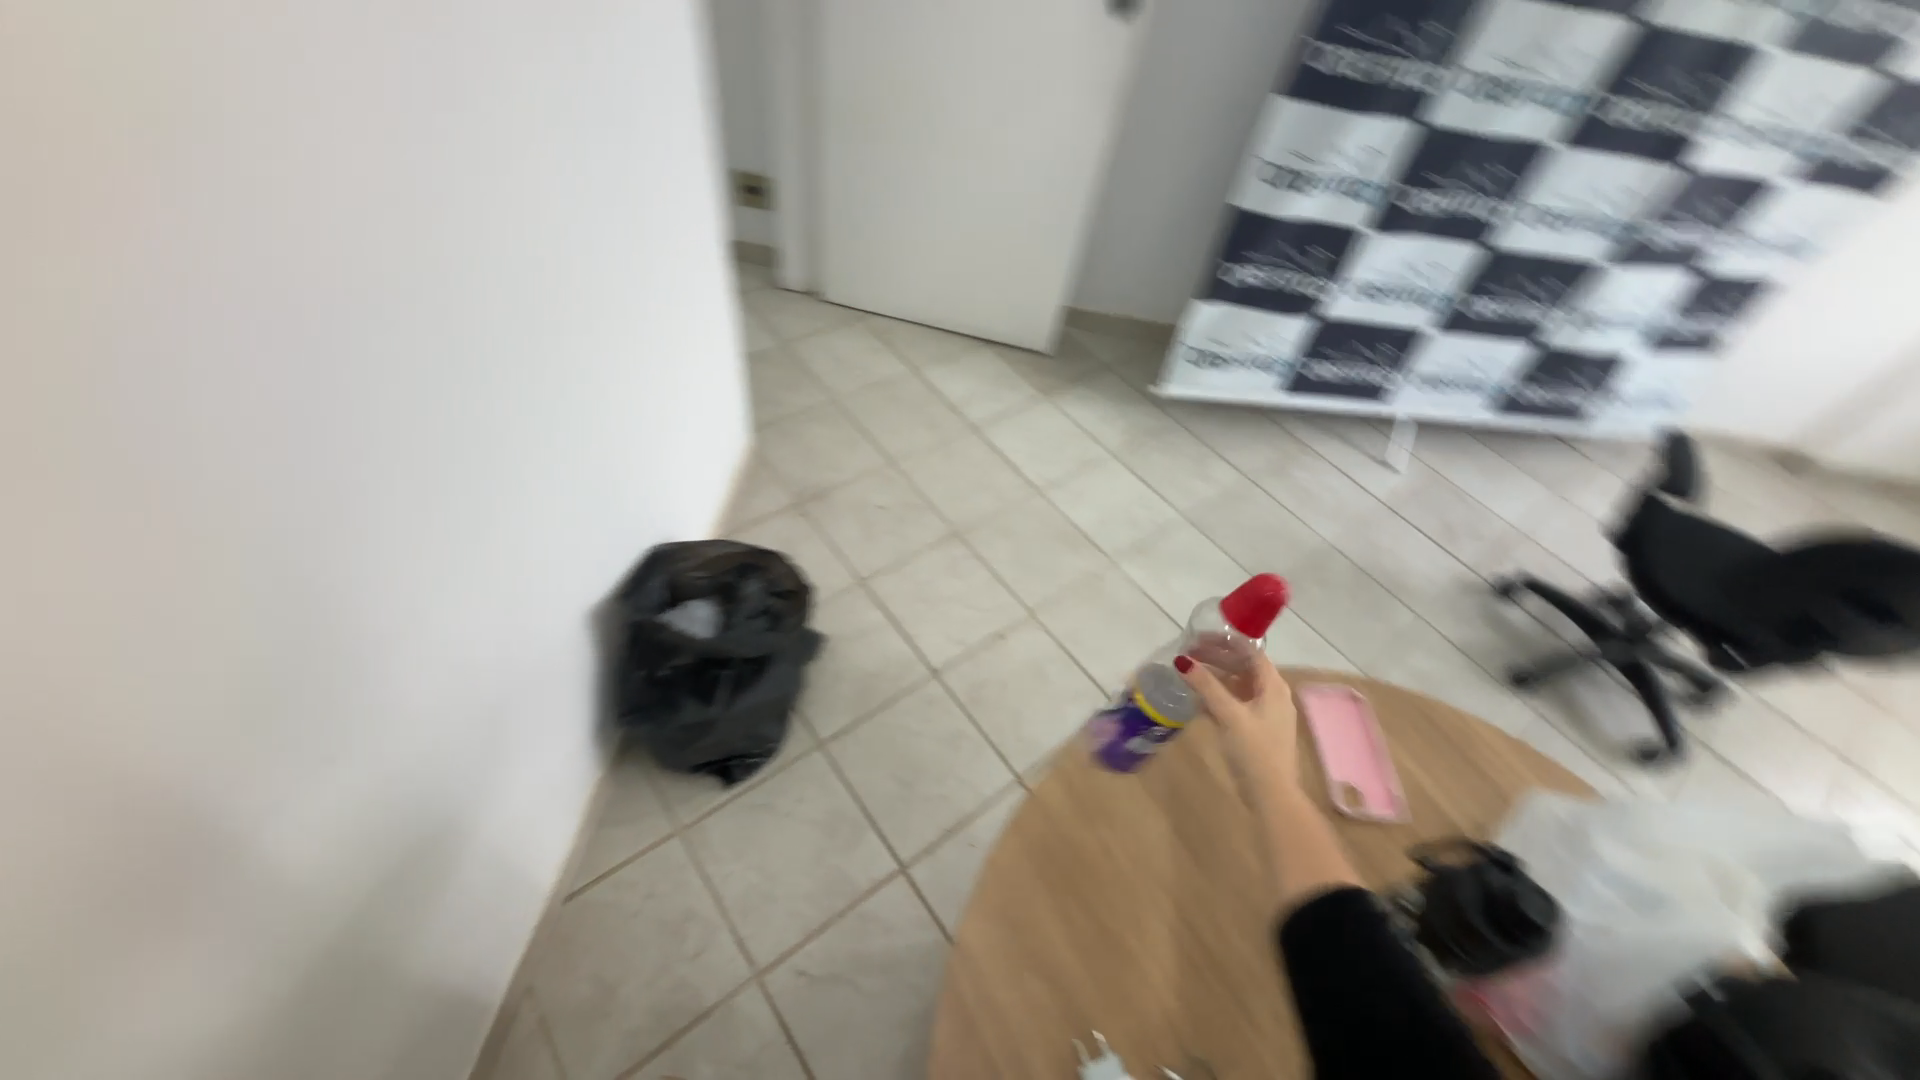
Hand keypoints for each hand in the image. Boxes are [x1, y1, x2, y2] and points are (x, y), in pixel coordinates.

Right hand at [1177, 652, 1300, 806]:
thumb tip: (1182, 661)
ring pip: (1240, 685)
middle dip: (1218, 658)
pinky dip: (1220, 696)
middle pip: (1244, 667)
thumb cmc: (1254, 751)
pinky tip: (1199, 700)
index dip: (1226, 642)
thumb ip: (1207, 686)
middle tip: (1188, 655)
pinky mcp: (1257, 729)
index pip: (1251, 653)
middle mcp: (1273, 695)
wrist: (1272, 794)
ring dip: (1217, 677)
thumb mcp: (1229, 715)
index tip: (1199, 638)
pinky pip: (1237, 702)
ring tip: (1190, 673)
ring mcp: (1266, 713)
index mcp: (1273, 686)